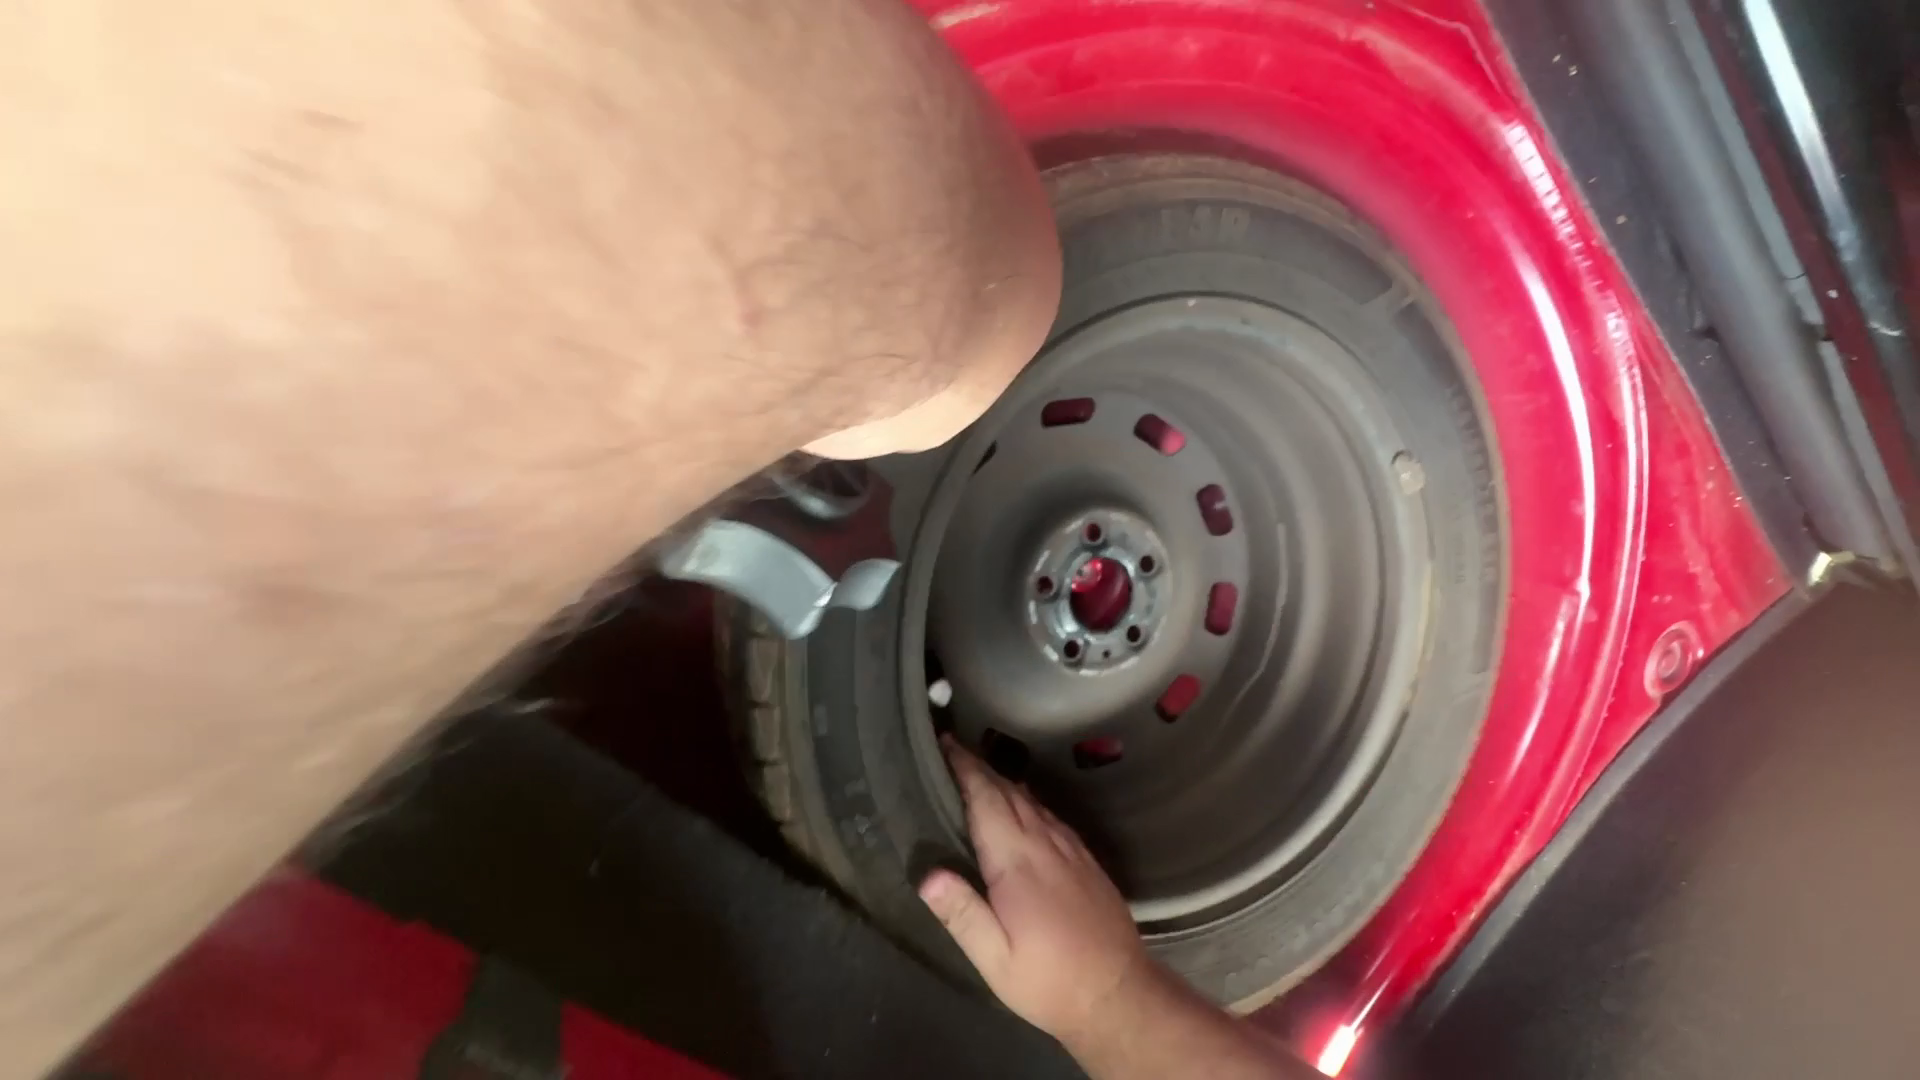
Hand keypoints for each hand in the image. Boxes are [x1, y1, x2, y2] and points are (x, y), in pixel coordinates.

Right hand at [918, 738, 1166, 1045]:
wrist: (1119, 992)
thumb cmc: (1050, 979)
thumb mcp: (996, 960)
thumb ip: (963, 914)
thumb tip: (927, 875)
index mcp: (1017, 860)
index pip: (987, 799)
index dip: (966, 769)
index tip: (945, 745)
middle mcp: (1044, 842)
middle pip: (1008, 791)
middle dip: (979, 768)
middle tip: (952, 750)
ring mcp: (1069, 848)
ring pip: (1031, 801)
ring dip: (1002, 782)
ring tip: (978, 772)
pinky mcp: (1084, 858)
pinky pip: (1049, 815)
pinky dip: (1027, 801)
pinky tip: (1022, 806)